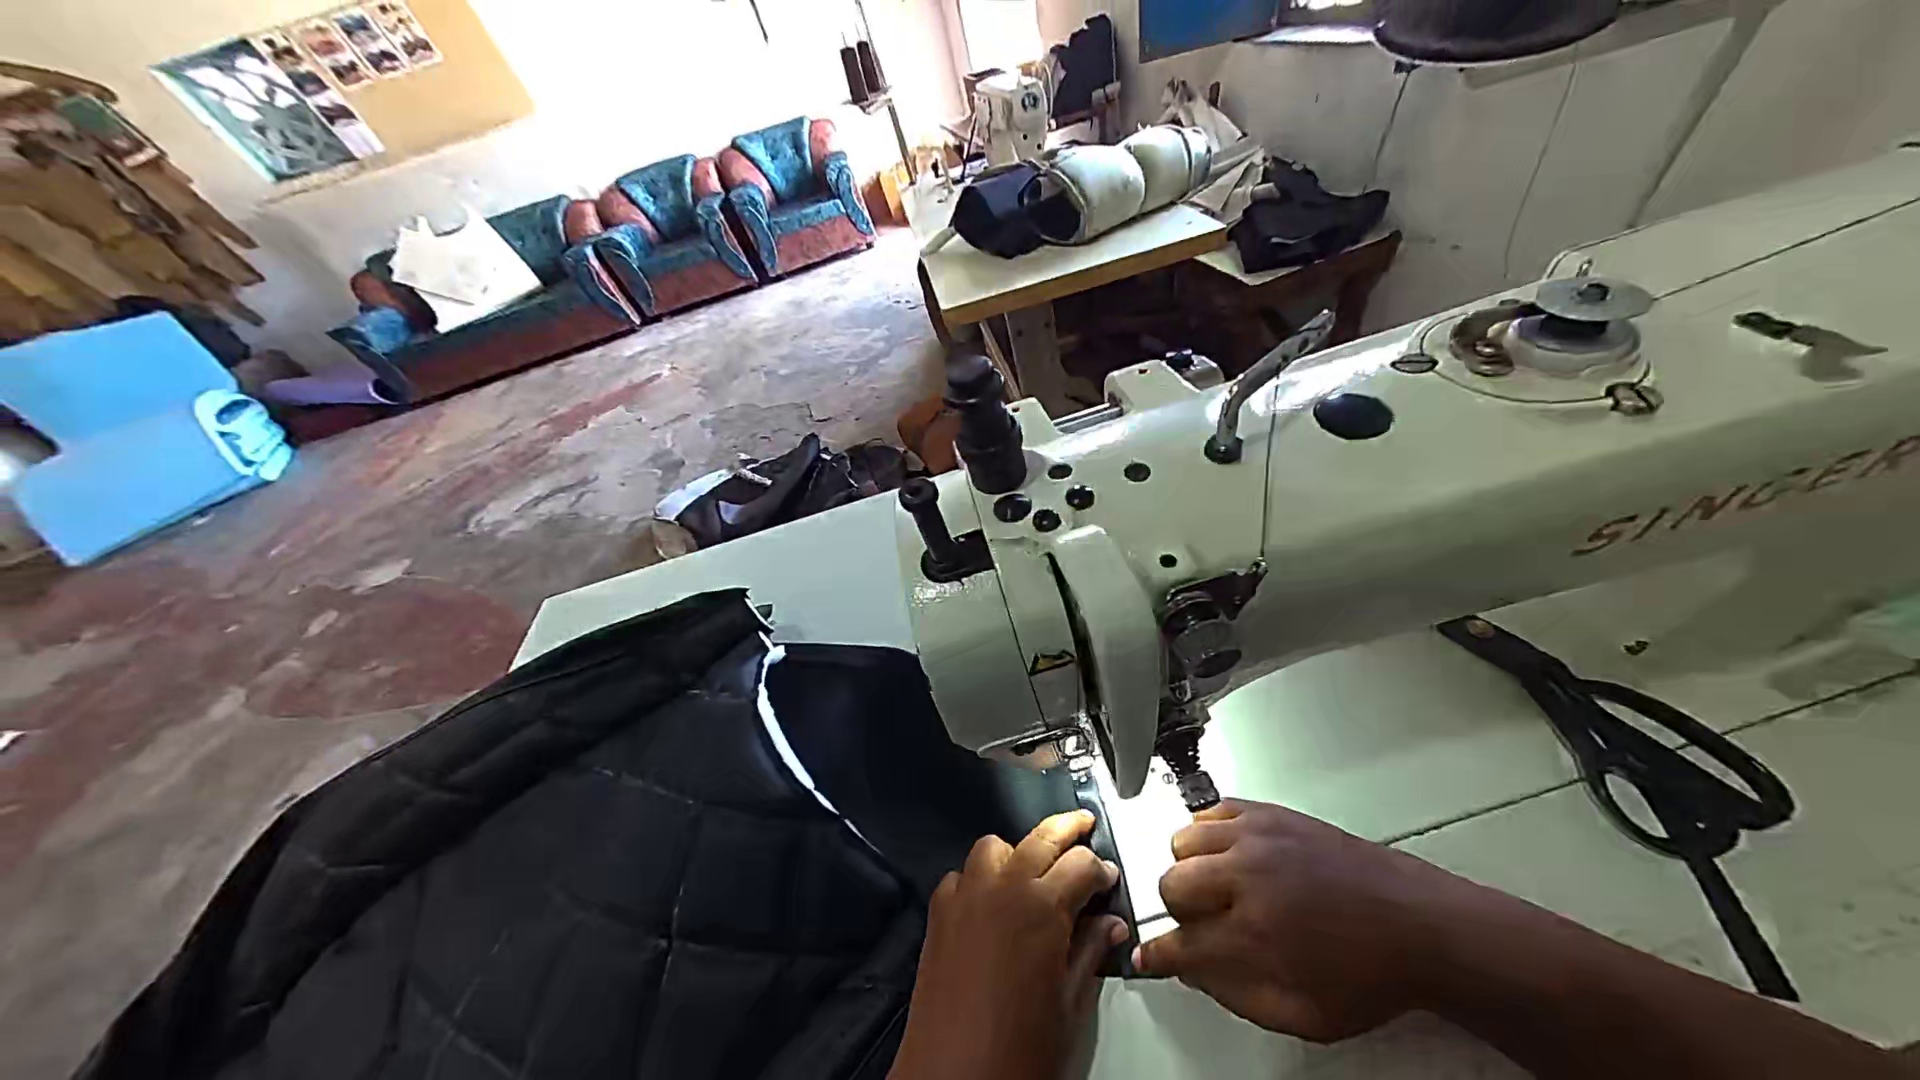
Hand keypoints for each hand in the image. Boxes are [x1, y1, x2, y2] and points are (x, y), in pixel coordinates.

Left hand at [889, 810, 1127, 1079]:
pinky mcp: (940, 909)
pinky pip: (963, 874)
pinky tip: (993, 900)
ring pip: (997, 846)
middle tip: (1084, 824)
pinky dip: (981, 877)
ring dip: (1020, 851)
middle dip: (1068, 828)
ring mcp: (966, 893)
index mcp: (1042, 906)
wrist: (951, 1079)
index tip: (1109, 878)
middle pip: (1042, 836)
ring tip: (1036, 869)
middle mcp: (1003, 887)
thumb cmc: (1017, 1050)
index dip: (1101, 870)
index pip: (1082, 865)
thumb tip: (1110, 925)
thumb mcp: (1070, 1003)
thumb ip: (1090, 952)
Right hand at [1134, 799, 1514, 1042]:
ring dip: (1191, 867)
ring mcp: (1256, 837)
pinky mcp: (1268, 812)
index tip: (1146, 956)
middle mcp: (1246, 877)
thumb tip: (1195, 976)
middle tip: (1199, 921)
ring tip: (1216, 884)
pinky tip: (1228, 853)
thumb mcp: (1305, 1014)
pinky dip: (1209, 833)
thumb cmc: (1371, 973)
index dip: (1157, 954)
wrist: (1418, 925)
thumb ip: (1238, 998)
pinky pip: (1211, 810)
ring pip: (1182, 841)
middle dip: (1177, 910)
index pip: (1180, 944)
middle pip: (1171, 883)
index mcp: (1253, 934)